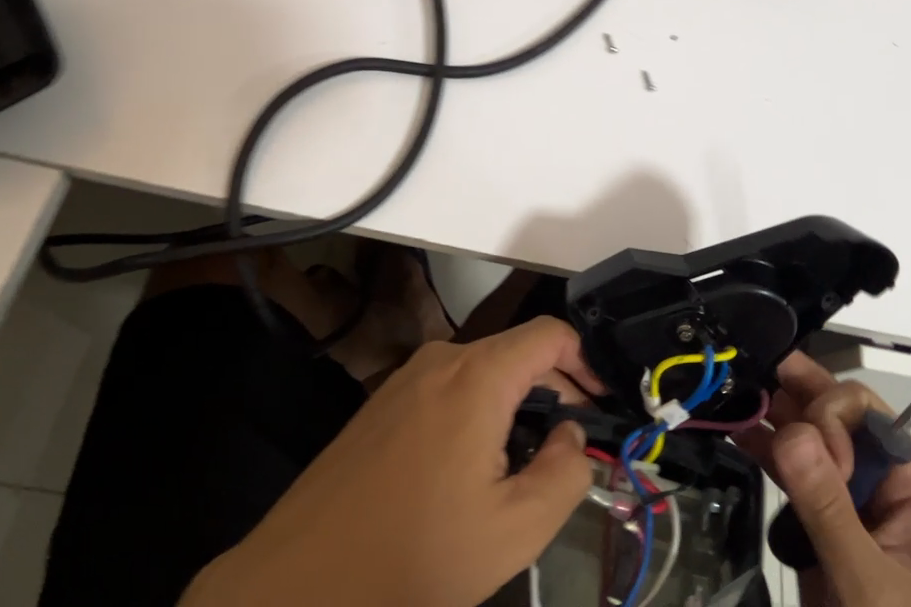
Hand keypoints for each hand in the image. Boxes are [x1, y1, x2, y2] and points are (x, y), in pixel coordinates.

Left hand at [182, 316, 604, 606]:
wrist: (305, 578)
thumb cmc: (417, 552)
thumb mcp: (515, 528)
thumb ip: (566, 472)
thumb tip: (571, 435)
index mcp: (476, 377)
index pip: (549, 333)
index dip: (588, 360)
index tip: (605, 403)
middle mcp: (439, 360)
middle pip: (515, 351)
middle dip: (555, 388)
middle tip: (572, 444)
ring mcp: (403, 380)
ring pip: (481, 372)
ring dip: (515, 405)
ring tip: (527, 463)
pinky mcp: (381, 404)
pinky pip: (446, 390)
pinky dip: (477, 412)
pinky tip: (475, 467)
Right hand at [734, 352, 910, 606]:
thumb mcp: (869, 585)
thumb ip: (830, 509)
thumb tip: (792, 433)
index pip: (867, 417)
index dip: (829, 416)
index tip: (801, 450)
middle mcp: (883, 483)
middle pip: (837, 419)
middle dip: (795, 396)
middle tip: (751, 370)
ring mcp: (851, 501)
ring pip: (810, 440)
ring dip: (773, 416)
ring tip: (732, 391)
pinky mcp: (823, 524)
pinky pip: (793, 473)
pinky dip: (765, 452)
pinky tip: (736, 430)